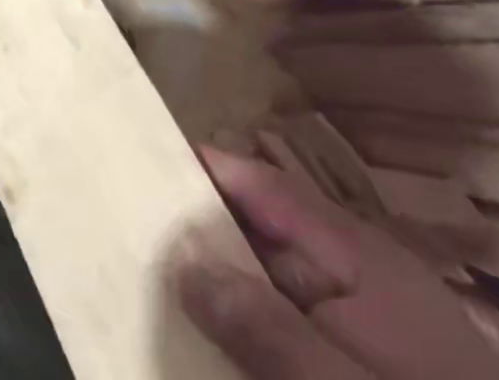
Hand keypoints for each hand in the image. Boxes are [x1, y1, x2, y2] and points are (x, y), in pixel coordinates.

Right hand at [174, 147, 498, 379]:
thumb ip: (265, 327)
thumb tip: (181, 262)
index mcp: (360, 257)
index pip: (266, 187)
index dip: (206, 165)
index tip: (143, 152)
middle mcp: (359, 269)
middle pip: (263, 222)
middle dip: (200, 219)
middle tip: (133, 215)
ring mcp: (366, 312)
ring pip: (272, 269)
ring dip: (220, 269)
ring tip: (156, 267)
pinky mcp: (365, 347)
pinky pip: (289, 310)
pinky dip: (248, 310)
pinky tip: (213, 327)